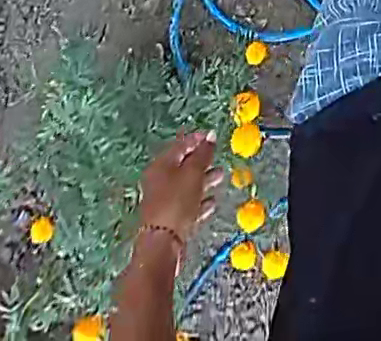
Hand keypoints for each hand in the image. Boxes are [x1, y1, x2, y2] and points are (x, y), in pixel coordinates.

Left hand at [137, 131, 220, 246]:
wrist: (163, 244)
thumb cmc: (177, 201)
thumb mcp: (193, 173)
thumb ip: (203, 154)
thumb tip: (210, 136)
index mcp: (161, 165)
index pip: (180, 145)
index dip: (197, 139)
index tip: (213, 136)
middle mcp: (159, 180)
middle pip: (183, 165)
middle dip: (202, 161)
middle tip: (218, 157)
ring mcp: (163, 200)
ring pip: (187, 184)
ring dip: (204, 180)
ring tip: (220, 176)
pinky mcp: (170, 218)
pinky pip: (187, 204)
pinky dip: (200, 200)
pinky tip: (212, 202)